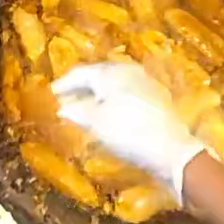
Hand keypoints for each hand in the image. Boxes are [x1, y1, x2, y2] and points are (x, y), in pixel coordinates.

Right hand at [53, 64, 205, 201]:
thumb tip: (63, 108)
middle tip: (65, 101)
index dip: (64, 84)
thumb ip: (76, 111)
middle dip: (80, 89)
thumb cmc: (127, 131)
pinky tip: (107, 116)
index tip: (51, 94)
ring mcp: (144, 85)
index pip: (80, 73)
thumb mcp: (95, 122)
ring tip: (83, 110)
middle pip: (98, 77)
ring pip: (113, 87)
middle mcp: (128, 72)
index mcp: (110, 72)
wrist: (172, 152)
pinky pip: (125, 96)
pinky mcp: (156, 101)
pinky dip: (112, 104)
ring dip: (96, 97)